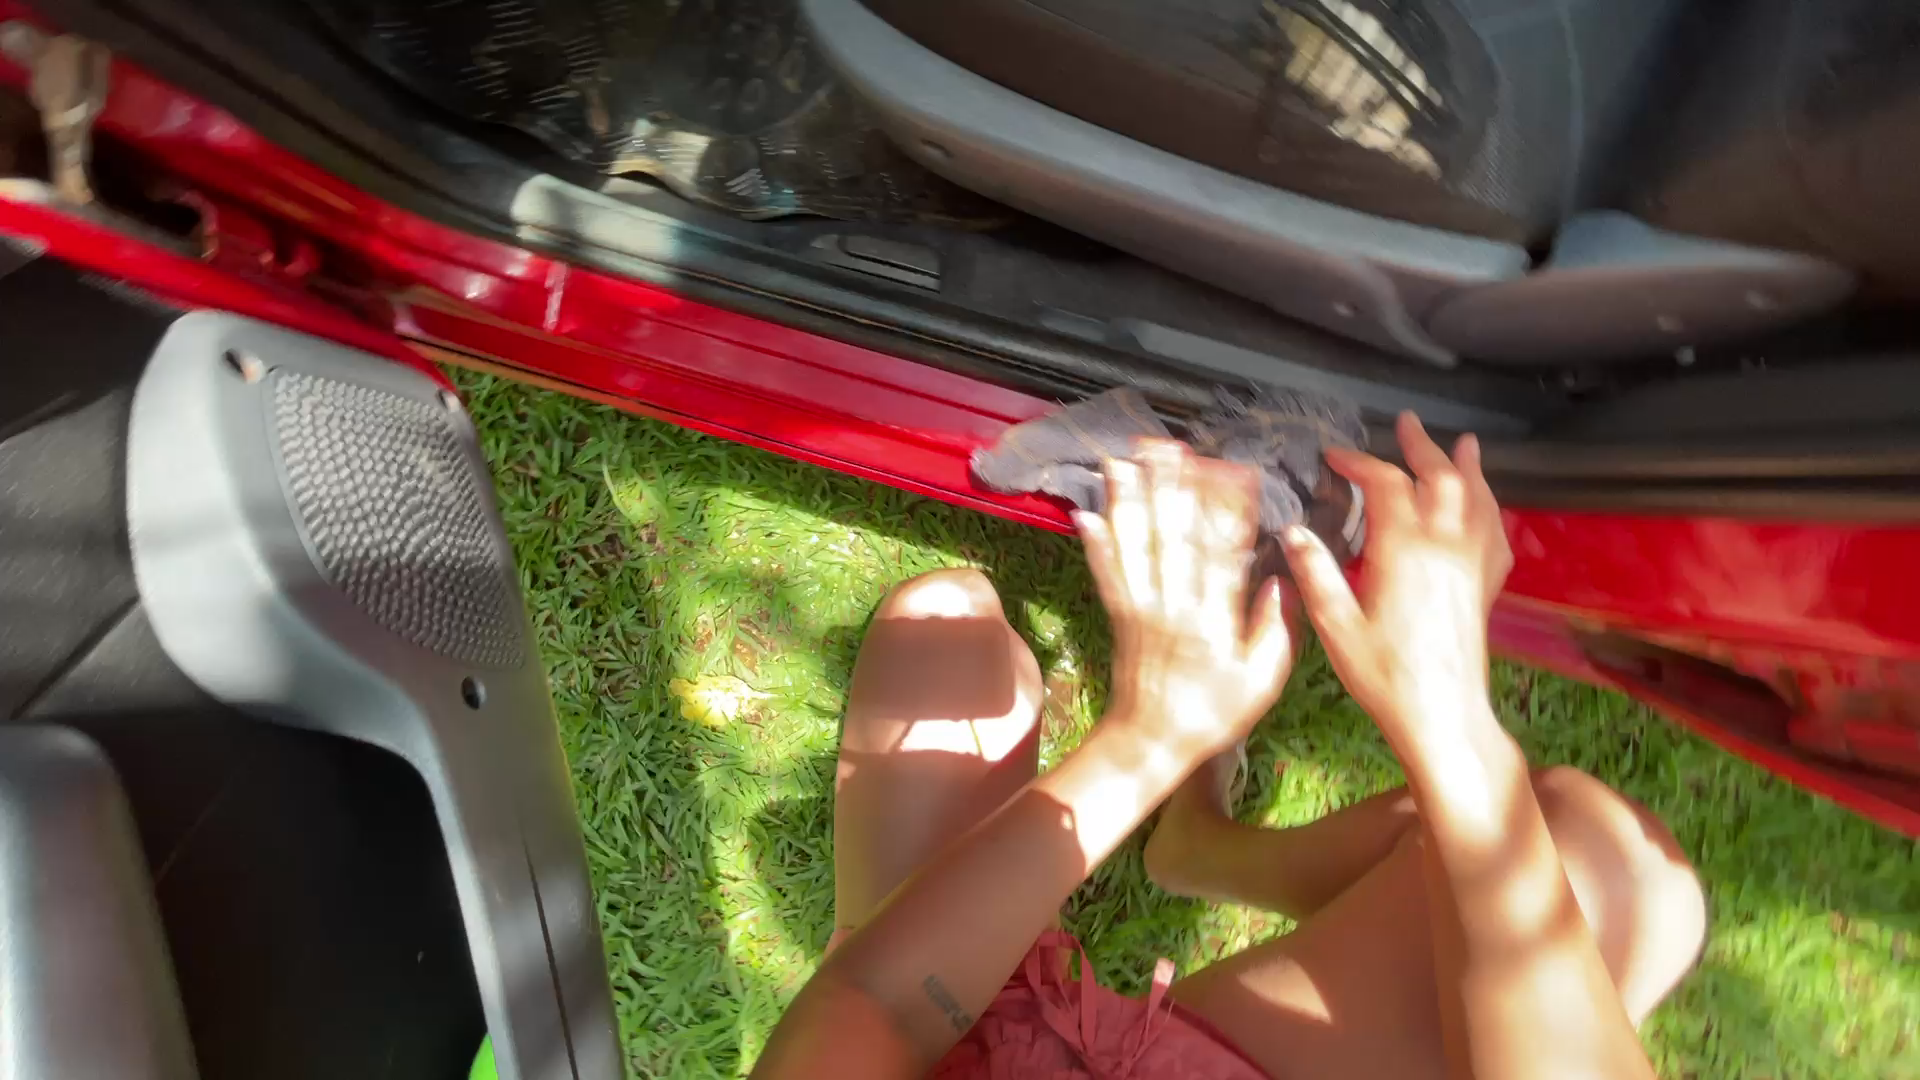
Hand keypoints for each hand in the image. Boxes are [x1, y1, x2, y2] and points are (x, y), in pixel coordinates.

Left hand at [1074, 439, 1292, 760]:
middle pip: (1173, 537)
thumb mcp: (1263, 681)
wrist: (1151, 741)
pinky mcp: (1117, 615)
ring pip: (1136, 547)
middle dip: (1169, 487)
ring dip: (1128, 502)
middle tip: (1163, 446)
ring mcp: (1141, 607)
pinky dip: (1095, 545)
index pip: (1223, 552)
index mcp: (1214, 618)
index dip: (1226, 507)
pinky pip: (1106, 575)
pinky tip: (1085, 514)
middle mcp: (1174, 604)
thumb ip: (1275, 630)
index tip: (1228, 468)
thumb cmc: (1213, 714)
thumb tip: (1283, 580)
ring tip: (1122, 463)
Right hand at [1282, 412, 1512, 745]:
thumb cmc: (1381, 672)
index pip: (1387, 487)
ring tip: (1462, 442)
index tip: (1334, 457)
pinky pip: (1495, 533)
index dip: (1360, 464)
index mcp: (1404, 552)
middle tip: (1405, 423)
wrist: (1441, 713)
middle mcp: (1445, 549)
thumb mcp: (1335, 624)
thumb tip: (1293, 530)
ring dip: (1466, 467)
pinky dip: (1489, 507)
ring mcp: (1472, 566)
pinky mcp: (1485, 586)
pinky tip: (1485, 504)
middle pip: (1440, 480)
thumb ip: (1316, 573)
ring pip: (1477, 500)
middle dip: (1420, 448)